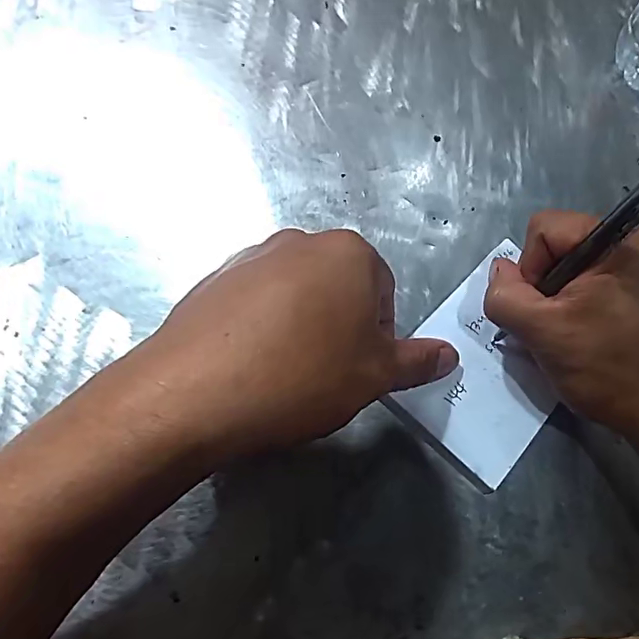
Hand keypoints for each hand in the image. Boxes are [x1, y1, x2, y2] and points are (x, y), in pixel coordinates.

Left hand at [111, 228, 456, 463]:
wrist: (190, 395)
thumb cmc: (303, 377)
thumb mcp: (376, 376)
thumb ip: (418, 361)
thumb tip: (449, 355)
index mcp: (349, 253)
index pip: (384, 292)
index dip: (379, 334)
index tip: (359, 366)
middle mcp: (300, 242)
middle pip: (341, 287)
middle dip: (342, 325)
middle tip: (329, 371)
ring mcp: (249, 257)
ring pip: (298, 295)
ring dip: (303, 327)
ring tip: (287, 372)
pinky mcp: (210, 281)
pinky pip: (256, 304)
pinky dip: (263, 329)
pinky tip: (254, 367)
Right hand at [484, 211, 638, 444]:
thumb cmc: (608, 369)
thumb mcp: (544, 331)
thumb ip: (507, 296)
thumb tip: (500, 272)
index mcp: (618, 238)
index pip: (543, 229)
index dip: (530, 270)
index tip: (543, 312)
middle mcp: (631, 244)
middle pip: (555, 250)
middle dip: (542, 291)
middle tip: (554, 331)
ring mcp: (636, 272)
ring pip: (567, 275)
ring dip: (555, 308)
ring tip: (568, 341)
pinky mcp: (635, 298)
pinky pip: (587, 292)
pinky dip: (573, 315)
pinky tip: (582, 343)